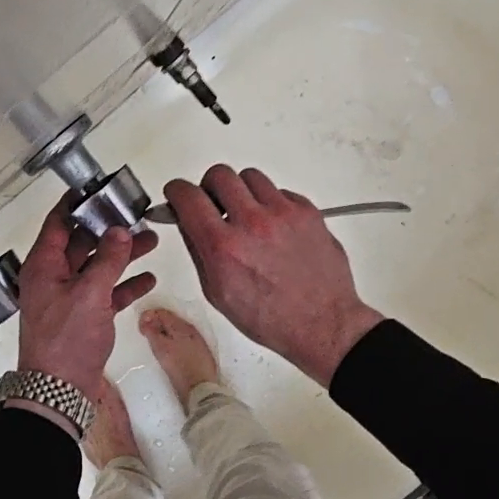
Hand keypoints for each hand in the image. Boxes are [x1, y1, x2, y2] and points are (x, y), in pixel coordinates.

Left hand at [15, 195, 158, 399]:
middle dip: (108, 230)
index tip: (98, 189)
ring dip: (122, 256)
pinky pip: (105, 294)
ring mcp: (68, 299)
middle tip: (135, 214)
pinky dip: (123, 285)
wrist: (58, 391)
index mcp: (44, 266)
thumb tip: (119, 231)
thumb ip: (107, 260)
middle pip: (81, 244)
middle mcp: (53, 278)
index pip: (58, 224)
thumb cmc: (66, 339)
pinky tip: (147, 279)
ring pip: (97, 268)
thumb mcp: (89, 293)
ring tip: (151, 242)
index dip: (77, 204)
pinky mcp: (83, 319)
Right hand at [163, 165, 384, 385]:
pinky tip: (273, 227)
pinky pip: (280, 191)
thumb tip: (187, 222)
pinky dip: (271, 203)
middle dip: (209, 187)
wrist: (321, 324)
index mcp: (223, 248)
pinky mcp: (307, 212)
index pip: (188, 196)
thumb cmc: (272, 318)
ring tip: (247, 214)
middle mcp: (252, 224)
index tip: (178, 194)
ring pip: (250, 177)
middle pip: (219, 175)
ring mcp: (283, 215)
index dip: (177, 192)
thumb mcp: (217, 293)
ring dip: (241, 191)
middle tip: (214, 203)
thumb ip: (199, 251)